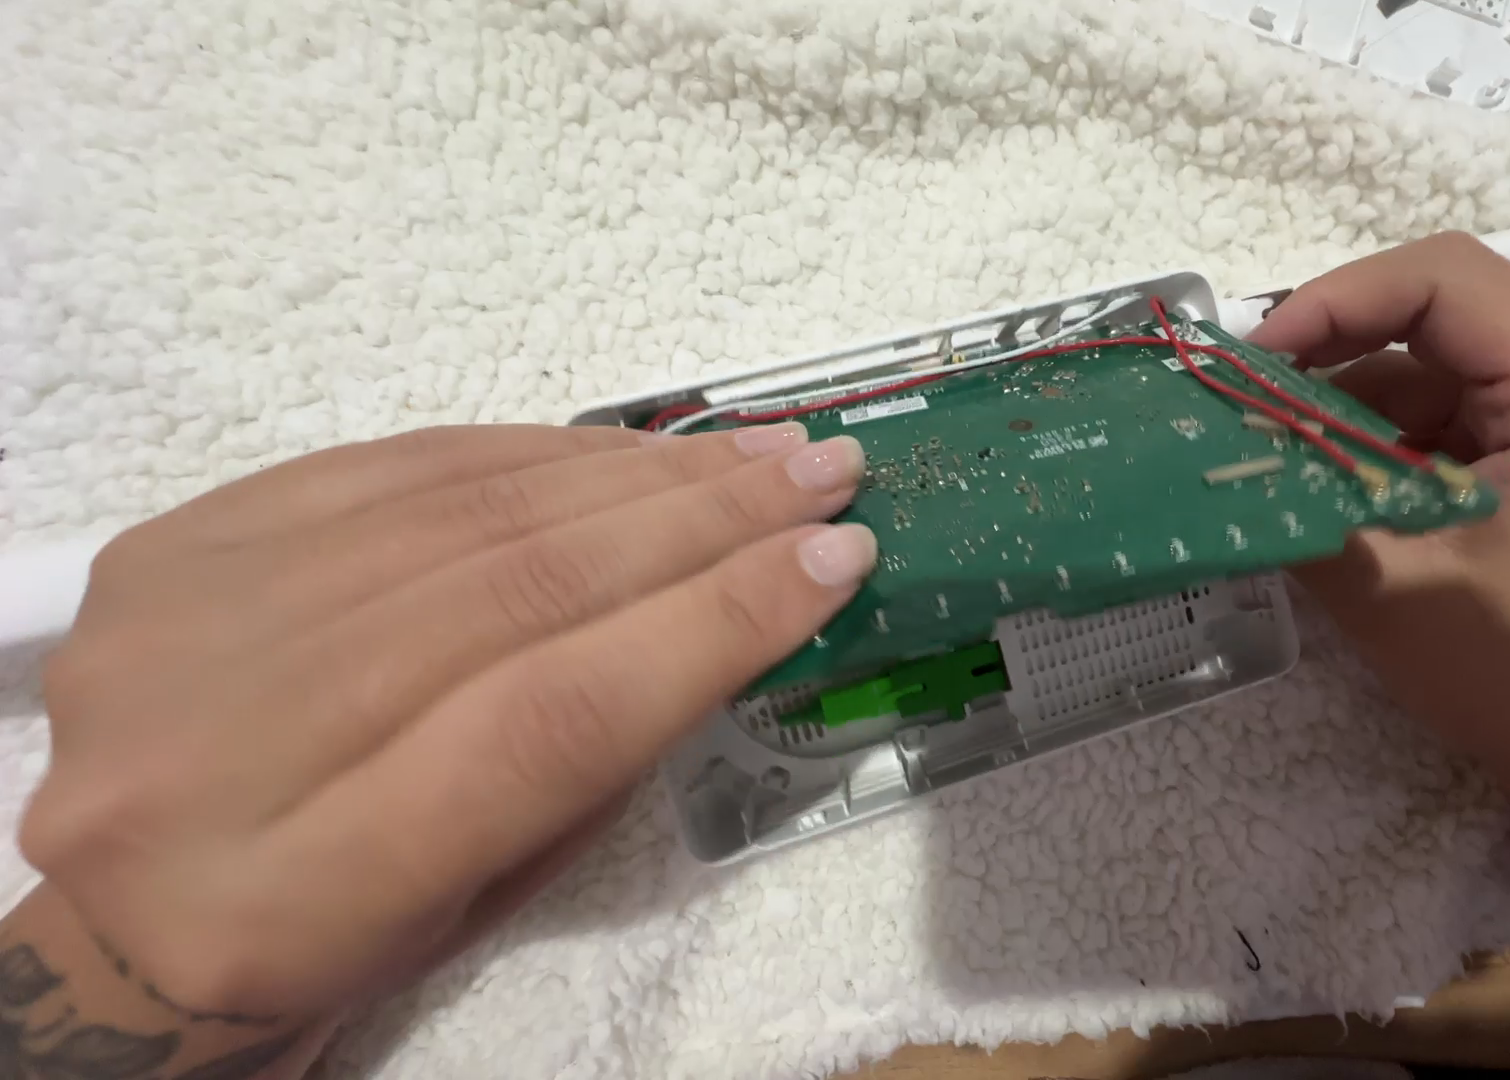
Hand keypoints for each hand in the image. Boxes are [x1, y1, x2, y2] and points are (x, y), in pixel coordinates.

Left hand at [21, 422, 874, 1020]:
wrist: (143, 898)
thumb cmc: (366, 918)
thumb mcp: (510, 873)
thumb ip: (612, 734)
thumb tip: (739, 591)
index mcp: (313, 882)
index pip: (564, 714)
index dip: (719, 621)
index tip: (838, 557)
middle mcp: (228, 739)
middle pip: (528, 586)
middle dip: (711, 520)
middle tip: (825, 473)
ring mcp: (192, 618)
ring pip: (482, 507)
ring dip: (655, 470)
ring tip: (762, 451)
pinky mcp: (191, 536)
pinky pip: (419, 461)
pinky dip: (562, 449)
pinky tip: (654, 448)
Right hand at [1247, 232, 1509, 761]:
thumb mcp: (1387, 591)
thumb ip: (1299, 507)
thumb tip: (1220, 447)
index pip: (1450, 282)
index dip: (1337, 299)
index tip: (1255, 356)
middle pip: (1443, 311)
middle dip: (1332, 343)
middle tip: (1250, 393)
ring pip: (1437, 359)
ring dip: (1348, 394)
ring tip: (1277, 442)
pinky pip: (1448, 404)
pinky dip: (1377, 428)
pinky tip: (1329, 471)